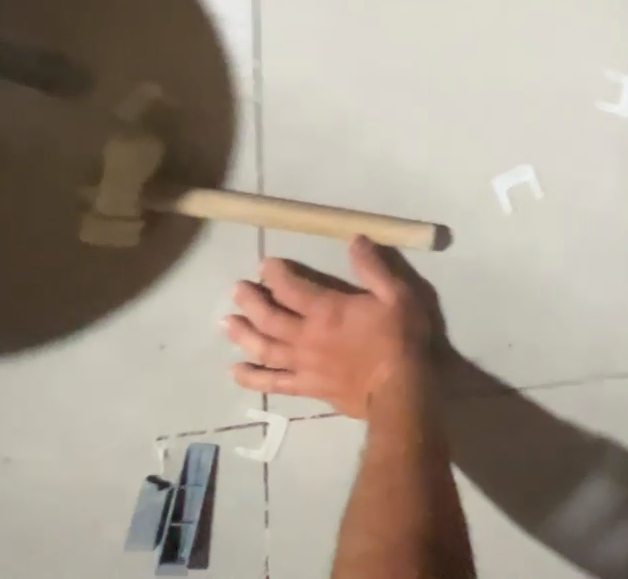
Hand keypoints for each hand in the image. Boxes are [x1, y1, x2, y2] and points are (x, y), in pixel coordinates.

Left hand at [223, 237, 437, 417]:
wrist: (401, 388)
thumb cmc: (400, 337)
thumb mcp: (397, 294)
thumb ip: (373, 268)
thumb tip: (355, 240)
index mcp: (327, 310)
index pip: (291, 288)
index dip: (275, 274)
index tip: (264, 264)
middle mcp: (306, 336)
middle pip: (269, 317)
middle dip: (251, 301)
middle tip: (236, 289)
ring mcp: (303, 364)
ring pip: (263, 348)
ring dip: (242, 335)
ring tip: (226, 322)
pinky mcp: (306, 387)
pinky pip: (272, 382)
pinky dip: (251, 377)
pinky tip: (235, 371)